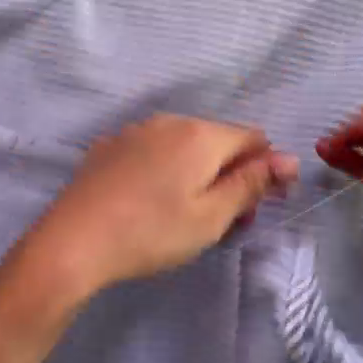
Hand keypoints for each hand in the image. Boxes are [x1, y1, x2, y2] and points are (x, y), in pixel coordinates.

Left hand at [18, 115, 299, 297]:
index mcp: (200, 134)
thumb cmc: (152, 232)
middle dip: (231, 174)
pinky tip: (150, 204)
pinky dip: (164, 171)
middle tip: (226, 222)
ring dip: (198, 173)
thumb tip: (288, 158)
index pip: (253, 137)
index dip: (267, 169)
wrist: (73, 241)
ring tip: (188, 217)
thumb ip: (251, 184)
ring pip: (183, 146)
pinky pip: (152, 152)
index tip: (259, 207)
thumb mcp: (212, 216)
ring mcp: (133, 132)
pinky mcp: (107, 148)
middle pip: (217, 140)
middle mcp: (168, 121)